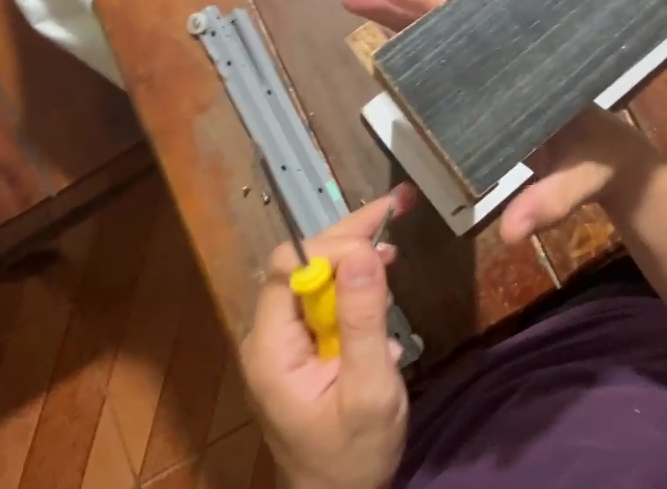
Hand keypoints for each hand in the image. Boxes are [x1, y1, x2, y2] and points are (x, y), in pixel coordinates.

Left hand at [244, 188, 416, 488]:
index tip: (381, 241)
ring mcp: (283, 345)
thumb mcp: (369, 390)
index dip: (333, 243)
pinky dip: (354, 289)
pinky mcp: (300, 353)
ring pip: (314, 280)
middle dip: (349, 238)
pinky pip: (323, 304)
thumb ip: (364, 321)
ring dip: (354, 260)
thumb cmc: (353, 455)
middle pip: (301, 264)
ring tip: (393, 254)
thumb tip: (363, 252)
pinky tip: (382, 295)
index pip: (288, 265)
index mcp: (273, 347)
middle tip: (397, 211)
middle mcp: (269, 337)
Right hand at [342, 0, 661, 244]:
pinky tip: (395, 51)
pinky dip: (425, 54)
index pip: (477, 29)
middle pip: (455, 25)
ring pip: (451, 41)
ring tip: (362, 7)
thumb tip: (512, 232)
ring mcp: (504, 73)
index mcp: (531, 68)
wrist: (618, 166)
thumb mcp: (582, 183)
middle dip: (404, 7)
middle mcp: (514, 60)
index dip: (431, 6)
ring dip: (407, 25)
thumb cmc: (603, 165)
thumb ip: (550, 203)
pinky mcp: (497, 91)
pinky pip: (457, 64)